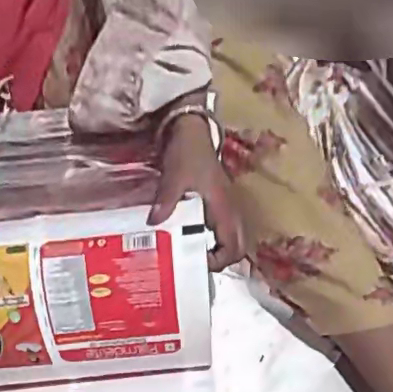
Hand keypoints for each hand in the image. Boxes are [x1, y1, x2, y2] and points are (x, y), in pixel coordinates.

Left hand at [152, 116, 244, 271]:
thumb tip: (154, 223)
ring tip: (193, 253)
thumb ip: (166, 200)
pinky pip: (223, 231)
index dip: (219, 261)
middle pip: (238, 249)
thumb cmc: (187, 152)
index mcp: (224, 208)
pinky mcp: (220, 205)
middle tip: (196, 261)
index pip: (233, 247)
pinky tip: (192, 240)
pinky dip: (214, 241)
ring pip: (233, 241)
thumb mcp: (174, 175)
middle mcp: (231, 212)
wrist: (192, 130)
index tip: (197, 261)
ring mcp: (227, 209)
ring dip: (217, 251)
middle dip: (220, 261)